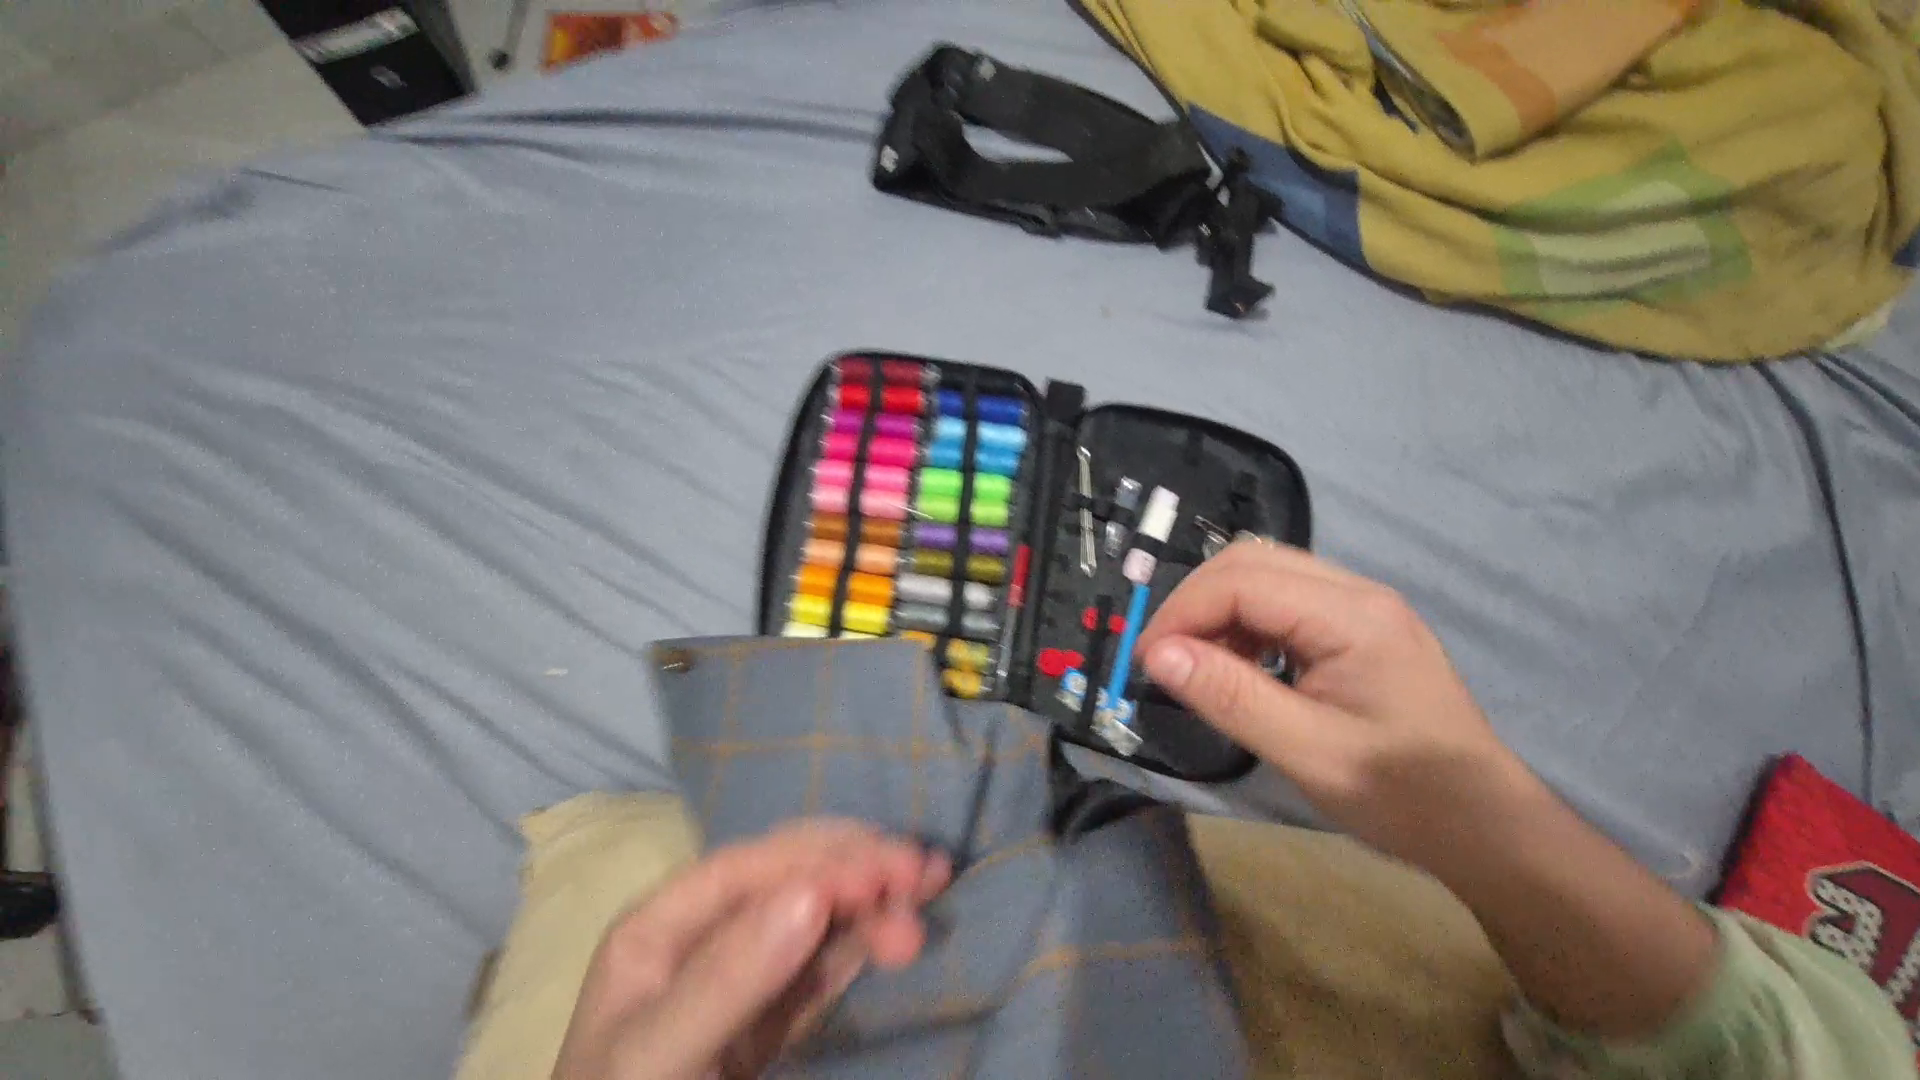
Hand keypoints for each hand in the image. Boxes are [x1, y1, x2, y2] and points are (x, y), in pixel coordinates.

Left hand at [552, 819, 951, 1079]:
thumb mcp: (657, 1055)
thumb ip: (727, 978)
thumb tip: (812, 895)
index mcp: (662, 927)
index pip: (751, 869)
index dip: (821, 858)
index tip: (887, 869)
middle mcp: (706, 938)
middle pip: (791, 881)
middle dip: (860, 869)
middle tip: (930, 872)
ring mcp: (744, 976)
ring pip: (819, 918)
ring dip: (875, 902)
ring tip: (932, 891)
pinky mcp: (772, 1016)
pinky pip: (825, 965)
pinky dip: (864, 944)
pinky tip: (897, 931)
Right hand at [1135, 538, 1536, 862]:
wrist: (1487, 827)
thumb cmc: (1402, 795)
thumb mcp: (1308, 753)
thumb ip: (1230, 696)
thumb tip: (1156, 654)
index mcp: (1352, 616)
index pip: (1242, 582)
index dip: (1182, 613)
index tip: (1146, 663)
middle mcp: (1357, 593)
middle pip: (1250, 562)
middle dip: (1194, 604)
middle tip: (1165, 660)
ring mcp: (1361, 606)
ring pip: (1263, 575)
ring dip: (1218, 612)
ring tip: (1199, 667)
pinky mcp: (1358, 626)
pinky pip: (1283, 601)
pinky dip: (1244, 624)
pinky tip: (1240, 666)